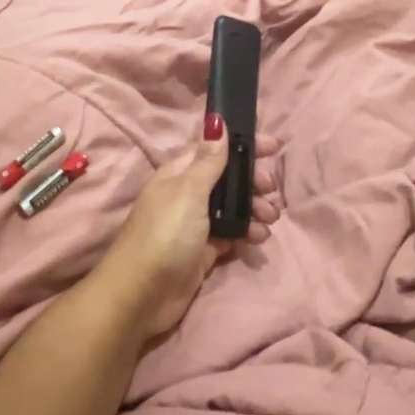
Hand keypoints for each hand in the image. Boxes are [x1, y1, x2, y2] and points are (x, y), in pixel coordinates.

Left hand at [91, 133, 279, 338]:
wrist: (141, 294)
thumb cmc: (165, 234)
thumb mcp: (189, 191)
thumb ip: (208, 160)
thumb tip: (216, 120)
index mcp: (179, 173)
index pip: (215, 150)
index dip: (242, 145)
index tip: (273, 147)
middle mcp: (187, 194)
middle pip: (227, 179)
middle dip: (253, 180)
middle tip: (271, 190)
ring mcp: (195, 224)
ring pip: (232, 207)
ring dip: (253, 208)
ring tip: (270, 219)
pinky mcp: (203, 251)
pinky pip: (231, 234)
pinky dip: (247, 233)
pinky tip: (259, 238)